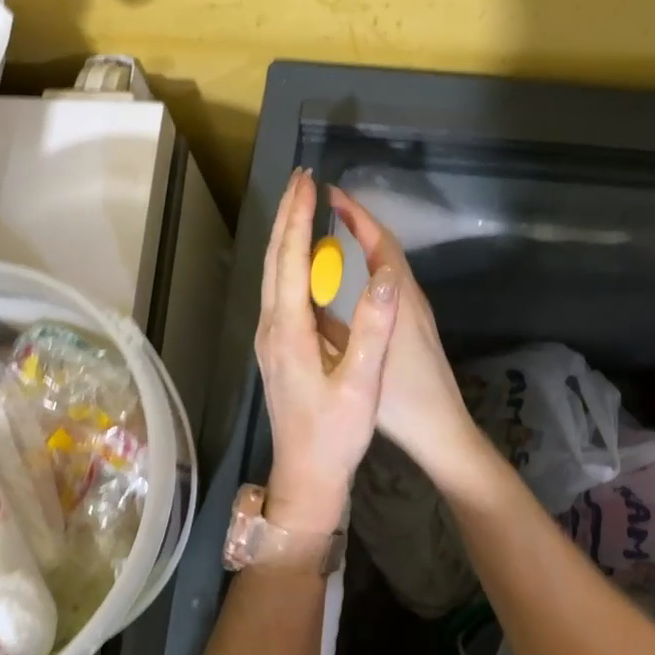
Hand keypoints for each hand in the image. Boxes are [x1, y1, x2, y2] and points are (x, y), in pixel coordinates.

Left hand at [256, 169, 399, 533]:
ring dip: (285, 237)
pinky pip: (278, 291)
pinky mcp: (276, 349)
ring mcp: (269, 339)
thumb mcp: (361, 384)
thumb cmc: (336, 433)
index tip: (307, 181)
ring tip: (301, 208)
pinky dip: (288, 262)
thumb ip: (372, 329)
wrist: (306, 475)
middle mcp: (271, 328)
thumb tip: (385, 275)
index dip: (297, 218)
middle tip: (301, 179)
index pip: (288, 259)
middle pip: (273, 259)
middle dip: (286, 217)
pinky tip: (302, 259)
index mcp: (288, 330)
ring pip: (272, 274)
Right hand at [324, 188, 486, 492]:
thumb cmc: (402, 401)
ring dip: (361, 245)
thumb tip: (312, 293)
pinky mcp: (412, 331)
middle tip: (324, 206)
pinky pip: (385, 286)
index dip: (356, 215)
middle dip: (357, 222)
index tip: (330, 192)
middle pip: (384, 248)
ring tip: (329, 237)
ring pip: (387, 268)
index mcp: (400, 301)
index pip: (380, 243)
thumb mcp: (363, 363)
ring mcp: (414, 315)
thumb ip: (340, 327)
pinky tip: (344, 288)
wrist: (442, 432)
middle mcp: (410, 299)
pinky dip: (364, 272)